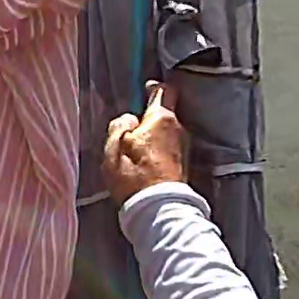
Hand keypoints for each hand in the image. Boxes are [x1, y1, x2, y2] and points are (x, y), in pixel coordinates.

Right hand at [103, 82, 184, 204]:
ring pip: (166, 134)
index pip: (163, 90)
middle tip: (131, 132)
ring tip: (136, 154)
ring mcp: (185, 148)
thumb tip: (129, 120)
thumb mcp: (113, 148)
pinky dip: (158, 153)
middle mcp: (179, 128)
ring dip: (153, 139)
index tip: (143, 91)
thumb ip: (119, 126)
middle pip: (164, 115)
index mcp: (161, 118)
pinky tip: (145, 166)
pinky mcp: (184, 166)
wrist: (157, 209)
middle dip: (149, 120)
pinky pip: (168, 151)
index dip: (152, 88)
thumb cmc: (133, 176)